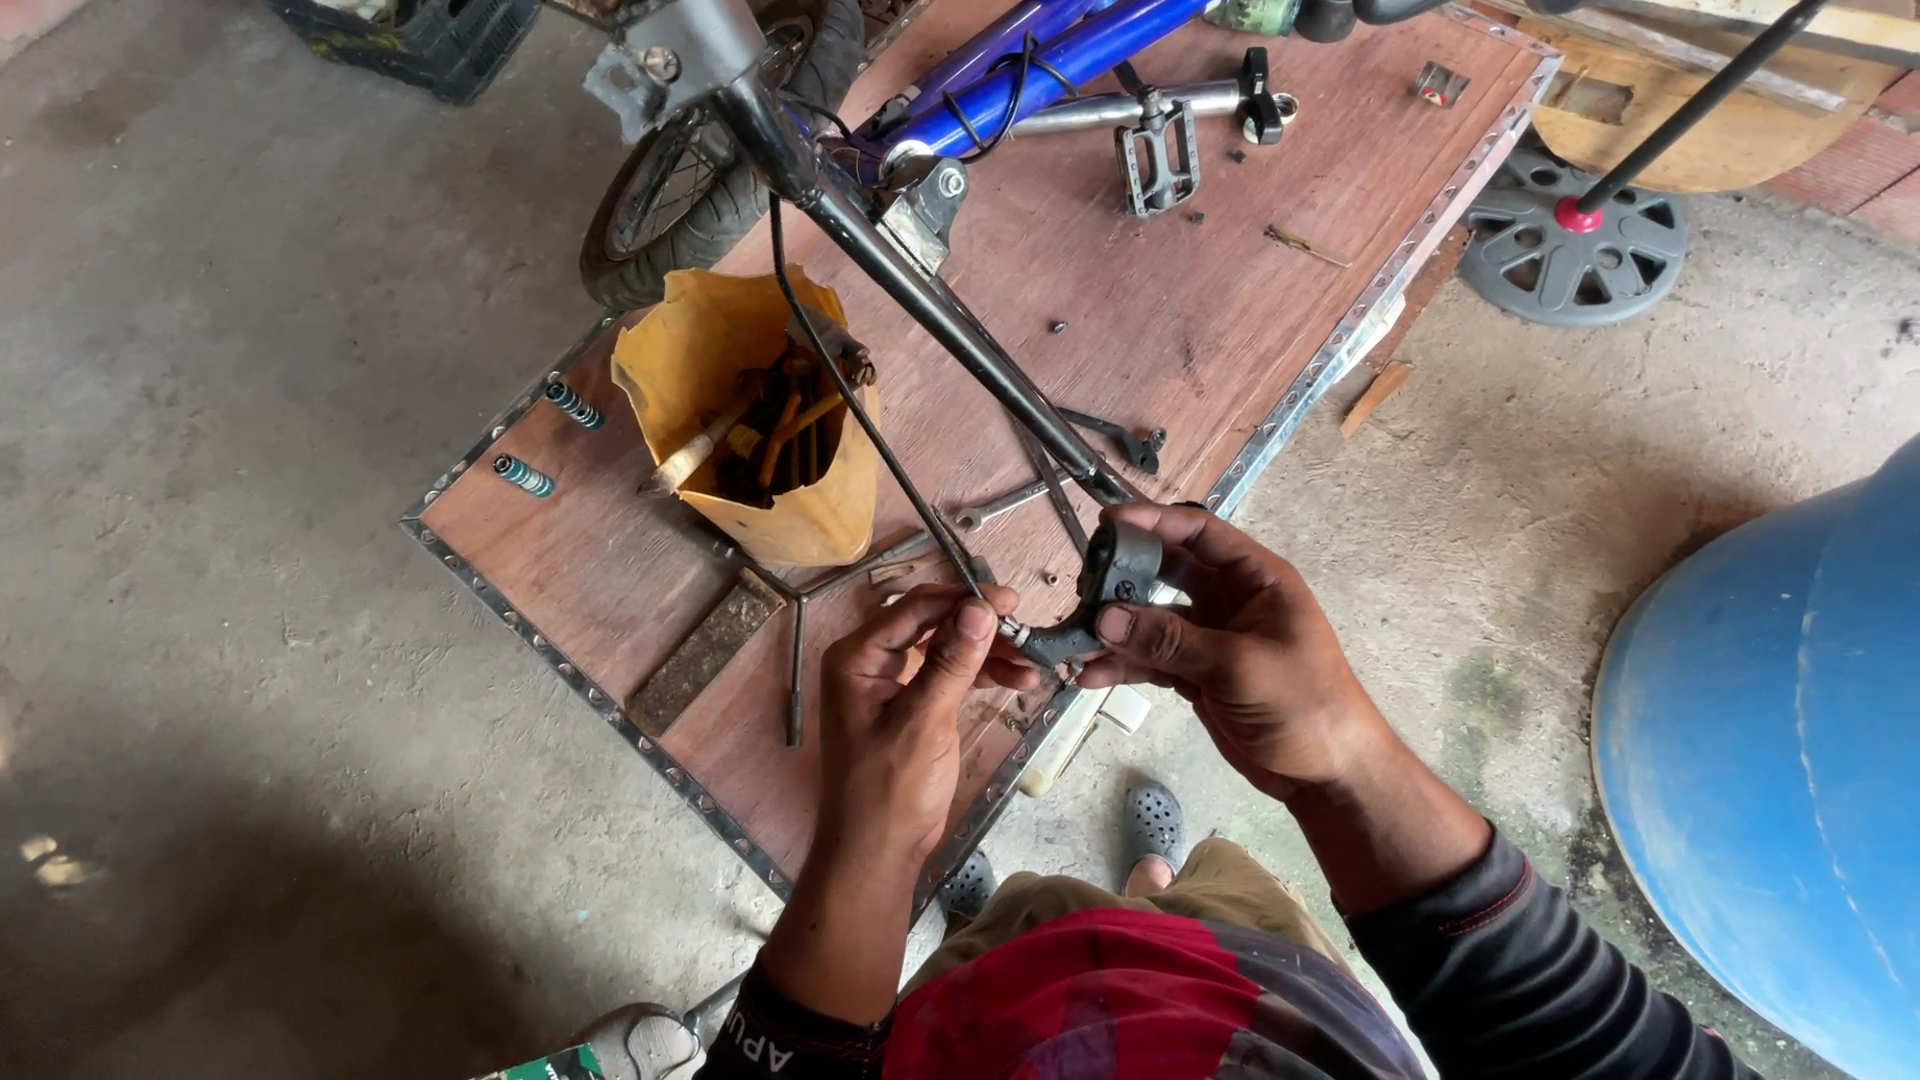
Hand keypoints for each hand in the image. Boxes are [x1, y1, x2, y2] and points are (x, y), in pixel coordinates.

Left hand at [816, 583, 1023, 864]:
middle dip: (979, 626)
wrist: (877, 852)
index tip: (1010, 601)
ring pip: (945, 648)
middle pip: (932, 624)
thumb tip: (980, 607)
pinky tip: (1018, 680)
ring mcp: (890, 682)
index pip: (915, 608)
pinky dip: (980, 675)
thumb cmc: (890, 789)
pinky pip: (947, 675)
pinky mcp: (911, 703)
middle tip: (1024, 627)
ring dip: (986, 652)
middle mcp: (869, 660)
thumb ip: (953, 661)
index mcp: (856, 656)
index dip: (963, 599)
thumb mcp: (925, 720)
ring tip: (1031, 662)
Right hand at [1077, 502, 1392, 802]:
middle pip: (1168, 572)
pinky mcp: (1194, 674)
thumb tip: (1104, 618)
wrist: (1327, 775)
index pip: (1202, 533)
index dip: (1156, 521)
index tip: (1109, 521)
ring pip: (1151, 620)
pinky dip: (1122, 666)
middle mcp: (1230, 600)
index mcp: (1256, 580)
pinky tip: (1092, 676)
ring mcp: (1209, 638)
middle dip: (1125, 575)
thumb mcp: (1237, 665)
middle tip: (1082, 581)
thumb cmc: (1302, 704)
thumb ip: (1169, 640)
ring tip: (1076, 638)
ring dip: (1116, 628)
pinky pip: (1149, 660)